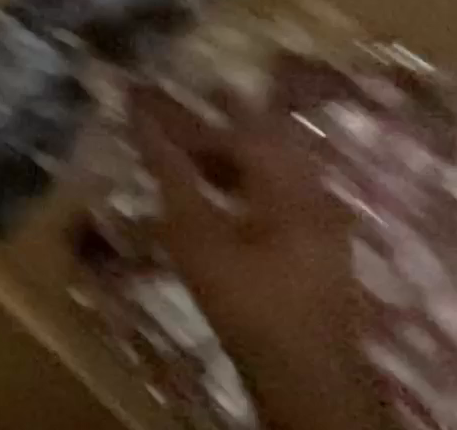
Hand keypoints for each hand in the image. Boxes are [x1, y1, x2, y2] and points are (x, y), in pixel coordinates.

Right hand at [129, 89, 392, 429]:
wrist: (301, 372)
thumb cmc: (244, 294)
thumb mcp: (195, 229)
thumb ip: (169, 169)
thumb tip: (139, 119)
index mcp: (291, 185)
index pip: (243, 124)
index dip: (196, 102)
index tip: (156, 84)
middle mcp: (312, 195)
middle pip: (256, 143)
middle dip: (205, 123)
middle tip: (158, 106)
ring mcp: (317, 224)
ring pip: (261, 170)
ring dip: (217, 152)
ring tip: (172, 141)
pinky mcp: (309, 247)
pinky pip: (266, 193)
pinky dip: (229, 179)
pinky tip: (202, 186)